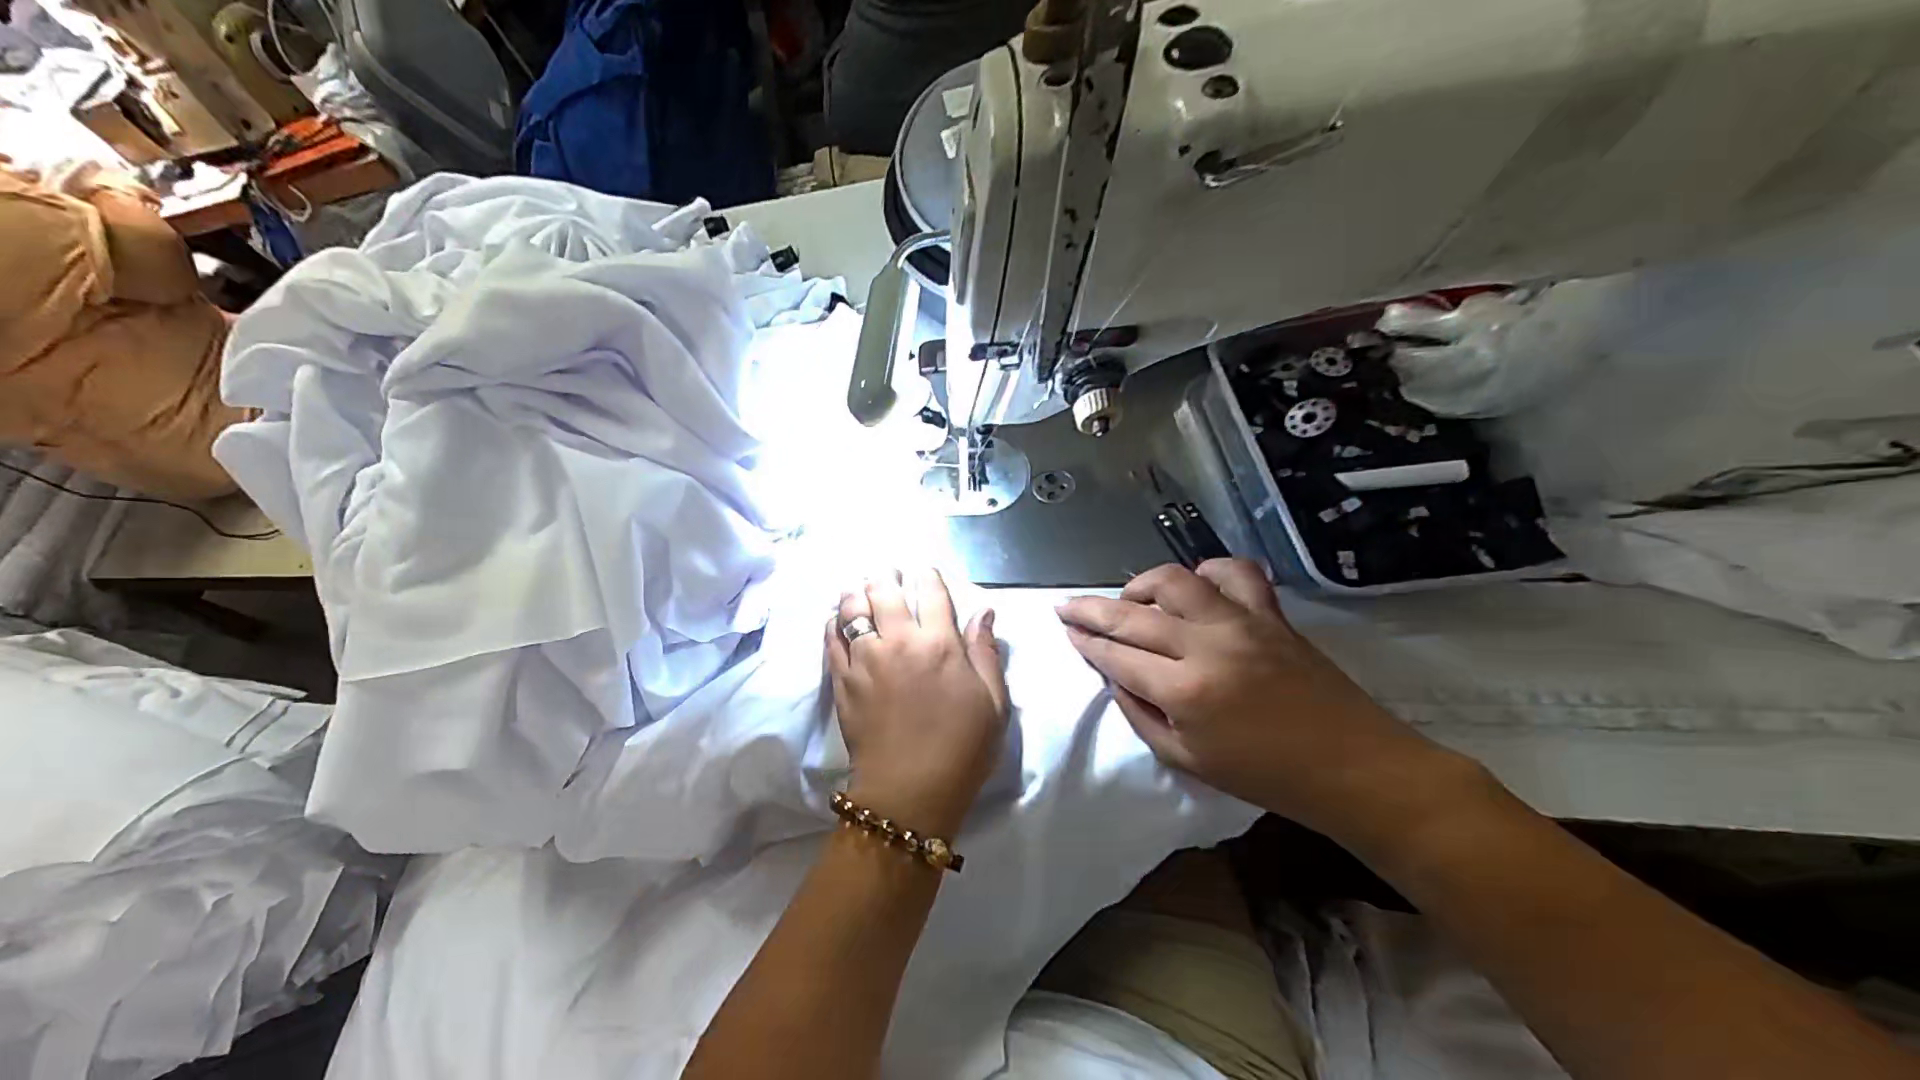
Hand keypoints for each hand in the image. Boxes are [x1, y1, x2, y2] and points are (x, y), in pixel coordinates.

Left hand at [826, 569, 1009, 838]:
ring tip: (859, 586)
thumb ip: (987, 653)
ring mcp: (866, 659)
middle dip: (886, 575)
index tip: (924, 569)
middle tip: (887, 571)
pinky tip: (836, 618)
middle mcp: (900, 641)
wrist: (909, 791)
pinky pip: (832, 640)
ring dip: (857, 592)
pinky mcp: (842, 681)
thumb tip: (985, 612)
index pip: (931, 592)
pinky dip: (833, 623)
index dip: (927, 574)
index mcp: (940, 643)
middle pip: (886, 592)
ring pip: (853, 609)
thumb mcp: (993, 703)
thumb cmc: (962, 748)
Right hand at [1056, 559, 1484, 845]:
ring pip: (1176, 580)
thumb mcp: (1186, 761)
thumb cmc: (1265, 776)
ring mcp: (1242, 622)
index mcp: (1185, 691)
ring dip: (1141, 584)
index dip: (1086, 641)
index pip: (1117, 655)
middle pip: (1133, 614)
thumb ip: (1141, 716)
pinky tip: (1196, 587)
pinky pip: (1234, 573)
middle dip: (1091, 609)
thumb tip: (1115, 677)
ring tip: (1129, 598)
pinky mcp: (1271, 614)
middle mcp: (1207, 645)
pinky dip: (1207, 572)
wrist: (1351, 766)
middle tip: (1067, 605)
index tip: (1065, 630)